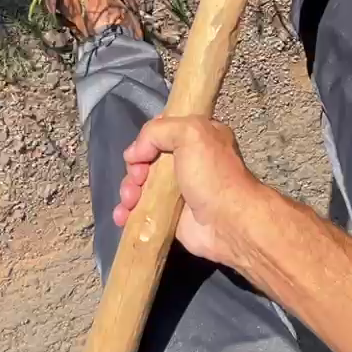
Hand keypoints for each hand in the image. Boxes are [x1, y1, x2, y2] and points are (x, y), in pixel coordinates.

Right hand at [113, 117, 275, 266]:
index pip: (163, 129)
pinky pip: (141, 209)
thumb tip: (133, 153)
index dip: (147, 139)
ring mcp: (178, 189)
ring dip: (129, 191)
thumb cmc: (212, 174)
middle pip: (147, 158)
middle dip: (135, 168)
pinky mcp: (169, 214)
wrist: (228, 223)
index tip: (140, 152)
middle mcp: (188, 160)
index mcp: (198, 136)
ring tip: (130, 202)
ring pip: (141, 184)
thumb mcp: (190, 133)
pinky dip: (128, 211)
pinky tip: (123, 217)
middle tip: (137, 179)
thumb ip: (158, 131)